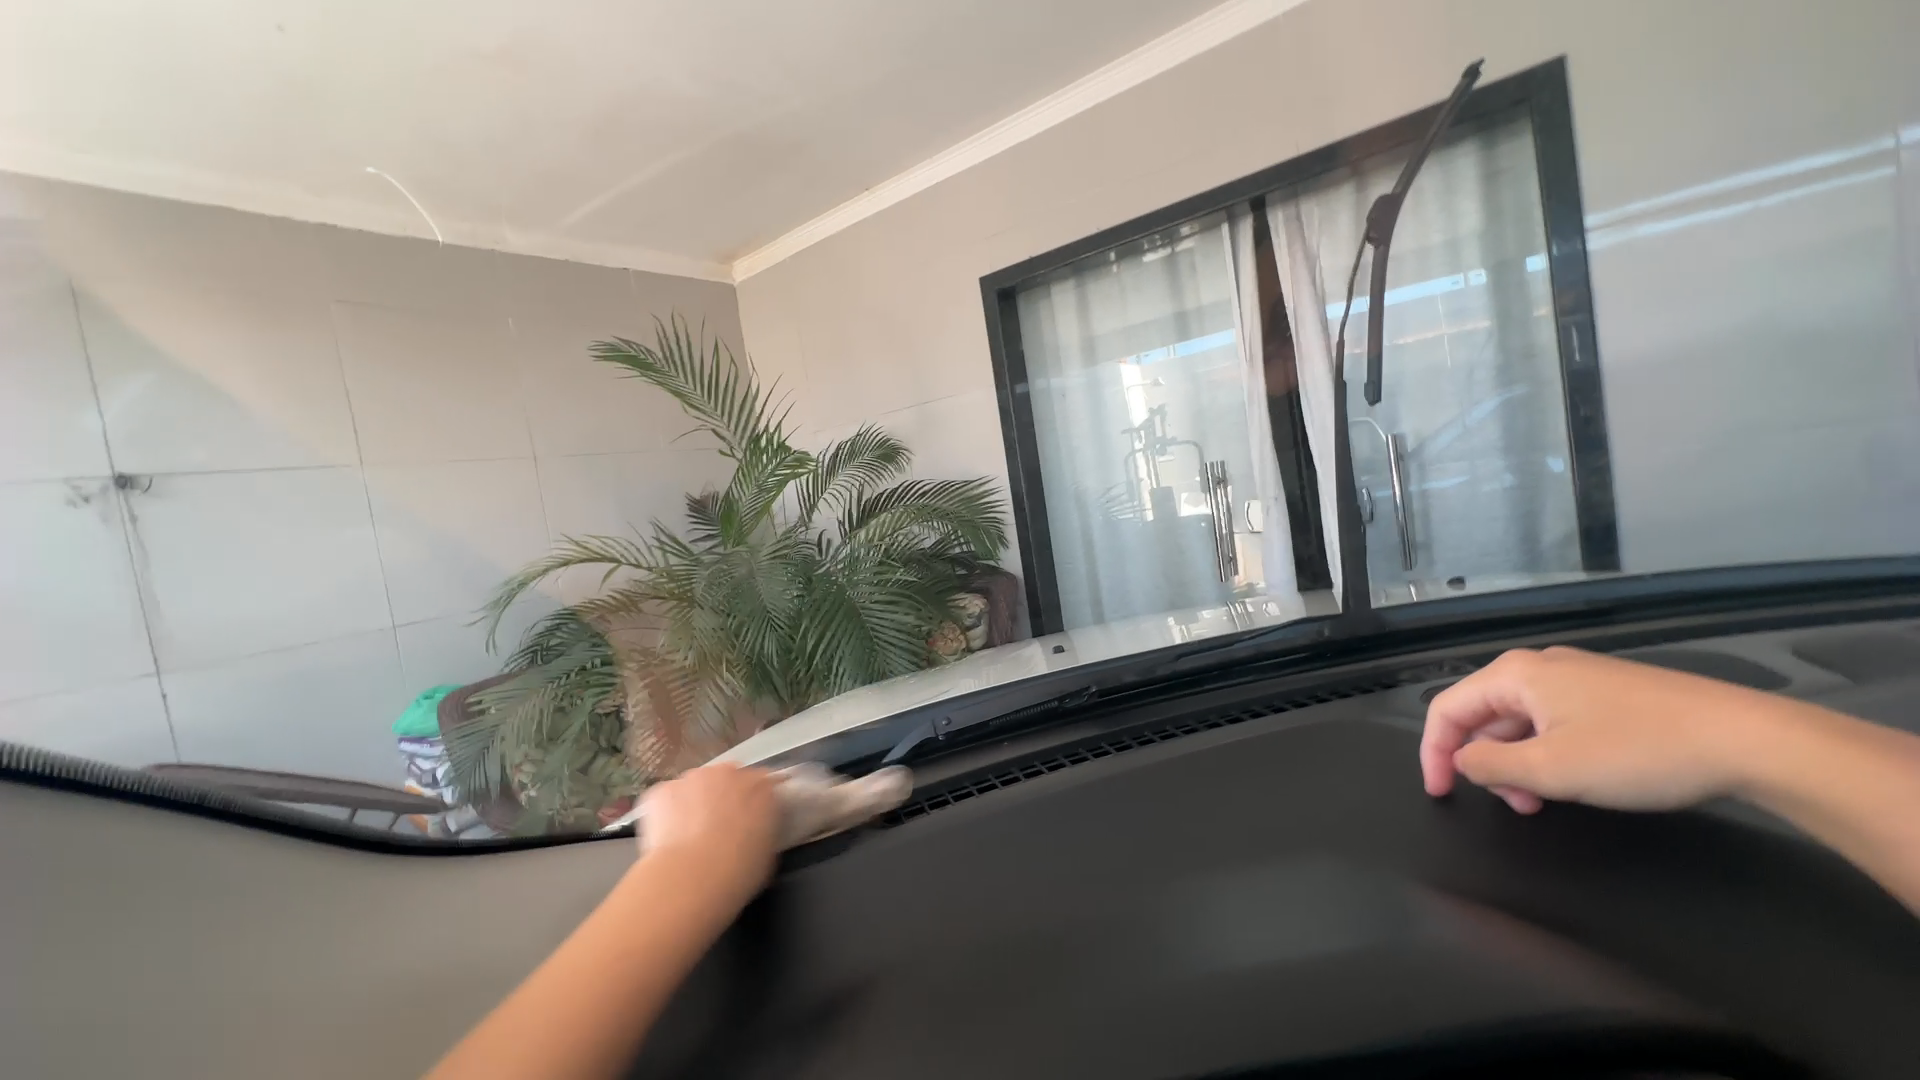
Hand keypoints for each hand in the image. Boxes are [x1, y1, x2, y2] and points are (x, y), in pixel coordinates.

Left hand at [635, 763, 779, 908]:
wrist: (690, 878)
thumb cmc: (737, 872)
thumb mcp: (768, 853)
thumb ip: (764, 830)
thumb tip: (755, 831)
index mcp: (763, 786)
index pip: (764, 784)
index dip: (756, 802)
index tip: (751, 820)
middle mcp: (730, 773)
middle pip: (729, 778)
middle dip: (724, 797)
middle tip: (719, 828)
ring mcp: (693, 777)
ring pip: (696, 785)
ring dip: (696, 802)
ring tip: (690, 836)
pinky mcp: (662, 790)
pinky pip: (668, 797)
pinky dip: (668, 811)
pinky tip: (669, 837)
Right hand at [1420, 646, 1789, 814]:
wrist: (1750, 740)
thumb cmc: (1638, 752)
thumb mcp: (1550, 770)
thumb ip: (1490, 766)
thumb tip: (1463, 760)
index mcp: (1514, 675)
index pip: (1447, 710)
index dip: (1433, 753)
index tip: (1439, 794)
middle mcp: (1539, 666)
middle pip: (1483, 714)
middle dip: (1483, 762)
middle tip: (1510, 805)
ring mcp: (1579, 676)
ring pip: (1521, 721)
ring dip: (1518, 762)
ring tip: (1543, 800)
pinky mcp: (1611, 692)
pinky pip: (1554, 720)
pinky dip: (1548, 753)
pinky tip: (1575, 779)